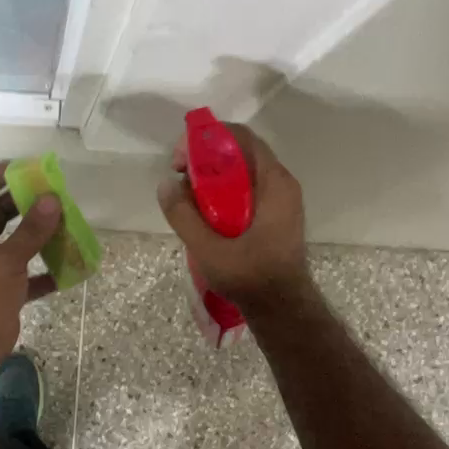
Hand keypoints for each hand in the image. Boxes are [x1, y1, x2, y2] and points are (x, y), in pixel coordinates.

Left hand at [0, 162, 62, 376]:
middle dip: (24, 204)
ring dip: (39, 236)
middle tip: (52, 195)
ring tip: (65, 225)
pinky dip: (46, 273)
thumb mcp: (8, 259)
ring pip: (16, 245)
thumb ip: (31, 230)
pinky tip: (68, 270)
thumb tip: (52, 199)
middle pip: (0, 216)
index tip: (23, 168)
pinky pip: (28, 277)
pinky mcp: (4, 294)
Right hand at [157, 123, 311, 310]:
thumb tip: (166, 184)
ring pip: (242, 173)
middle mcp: (281, 185)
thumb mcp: (209, 249)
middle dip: (205, 159)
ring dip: (212, 177)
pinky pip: (246, 191)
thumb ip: (184, 216)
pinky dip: (222, 193)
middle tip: (179, 177)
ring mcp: (280, 201)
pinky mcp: (274, 216)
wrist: (282, 309)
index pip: (243, 139)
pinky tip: (203, 213)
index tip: (182, 159)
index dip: (208, 139)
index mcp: (274, 184)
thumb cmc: (251, 278)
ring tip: (186, 197)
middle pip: (241, 154)